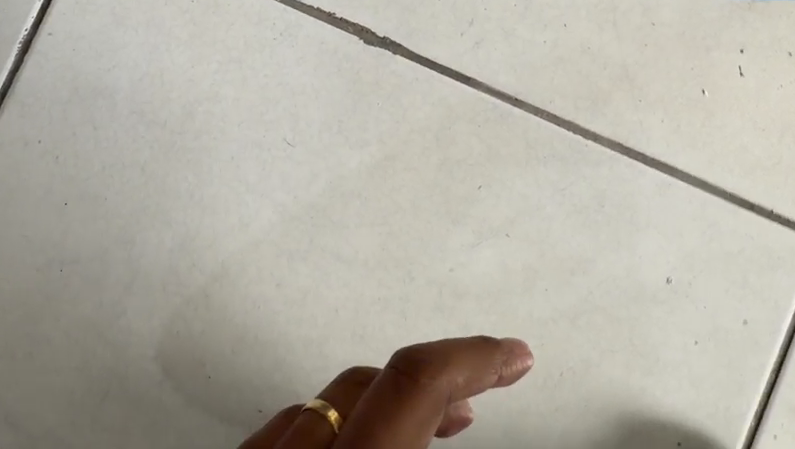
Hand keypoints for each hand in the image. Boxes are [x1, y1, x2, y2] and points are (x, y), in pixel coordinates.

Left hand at [238, 336, 533, 448]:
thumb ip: (426, 442)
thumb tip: (465, 409)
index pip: (416, 383)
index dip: (474, 357)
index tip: (512, 353)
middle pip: (368, 381)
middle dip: (435, 376)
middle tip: (483, 382)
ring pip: (322, 401)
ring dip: (382, 398)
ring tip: (429, 417)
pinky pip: (283, 432)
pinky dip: (331, 423)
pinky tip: (354, 436)